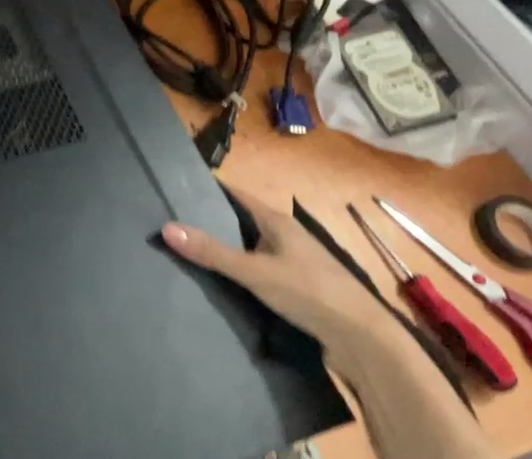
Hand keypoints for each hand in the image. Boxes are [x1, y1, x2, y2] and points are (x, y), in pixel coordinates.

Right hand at [160, 190, 388, 350]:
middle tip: (174, 224)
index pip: (235, 195)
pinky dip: (241, 272)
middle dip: (211, 222)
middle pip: (241, 221)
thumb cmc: (311, 292)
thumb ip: (212, 252)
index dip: (207, 190)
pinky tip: (223, 284)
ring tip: (190, 253)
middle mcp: (286, 236)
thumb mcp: (255, 272)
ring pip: (251, 247)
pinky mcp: (299, 288)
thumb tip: (166, 227)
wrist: (364, 340)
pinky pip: (261, 270)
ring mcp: (295, 262)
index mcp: (277, 221)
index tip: (175, 191)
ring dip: (227, 249)